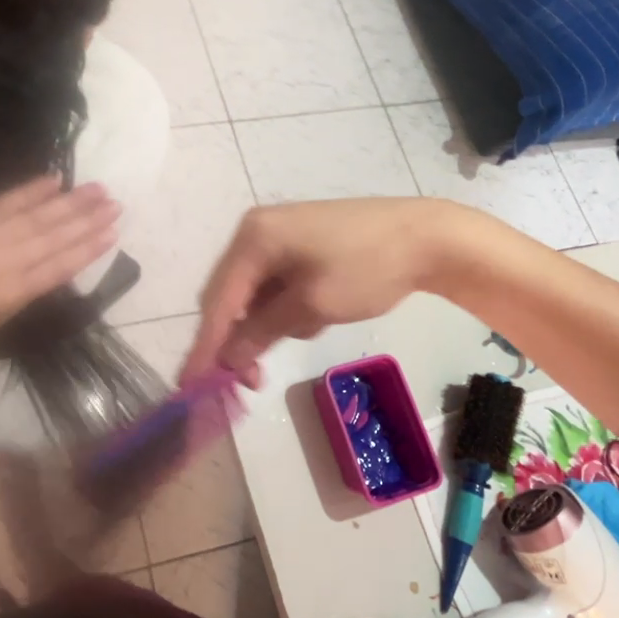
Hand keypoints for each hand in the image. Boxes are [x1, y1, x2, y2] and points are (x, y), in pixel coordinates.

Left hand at [0, 175, 120, 353]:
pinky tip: (54, 179)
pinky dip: (32, 190)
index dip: (89, 248)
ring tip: (97, 188)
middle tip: (116, 203)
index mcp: (13, 293)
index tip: (113, 232)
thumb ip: (20, 299)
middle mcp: (6, 260)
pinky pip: (6, 201)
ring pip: (37, 215)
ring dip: (70, 201)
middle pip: (55, 236)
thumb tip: (48, 274)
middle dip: (88, 219)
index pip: (60, 266)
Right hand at [183, 197, 482, 386]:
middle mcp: (255, 232)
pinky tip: (312, 318)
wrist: (428, 237)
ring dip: (262, 326)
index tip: (191, 384)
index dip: (205, 344)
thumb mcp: (312, 306)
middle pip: (229, 296)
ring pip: (252, 294)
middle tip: (247, 382)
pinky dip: (283, 310)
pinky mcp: (297, 246)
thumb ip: (262, 331)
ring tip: (293, 343)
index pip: (217, 299)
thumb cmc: (366, 267)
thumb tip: (228, 358)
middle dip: (236, 339)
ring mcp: (277, 236)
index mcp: (253, 238)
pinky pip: (274, 285)